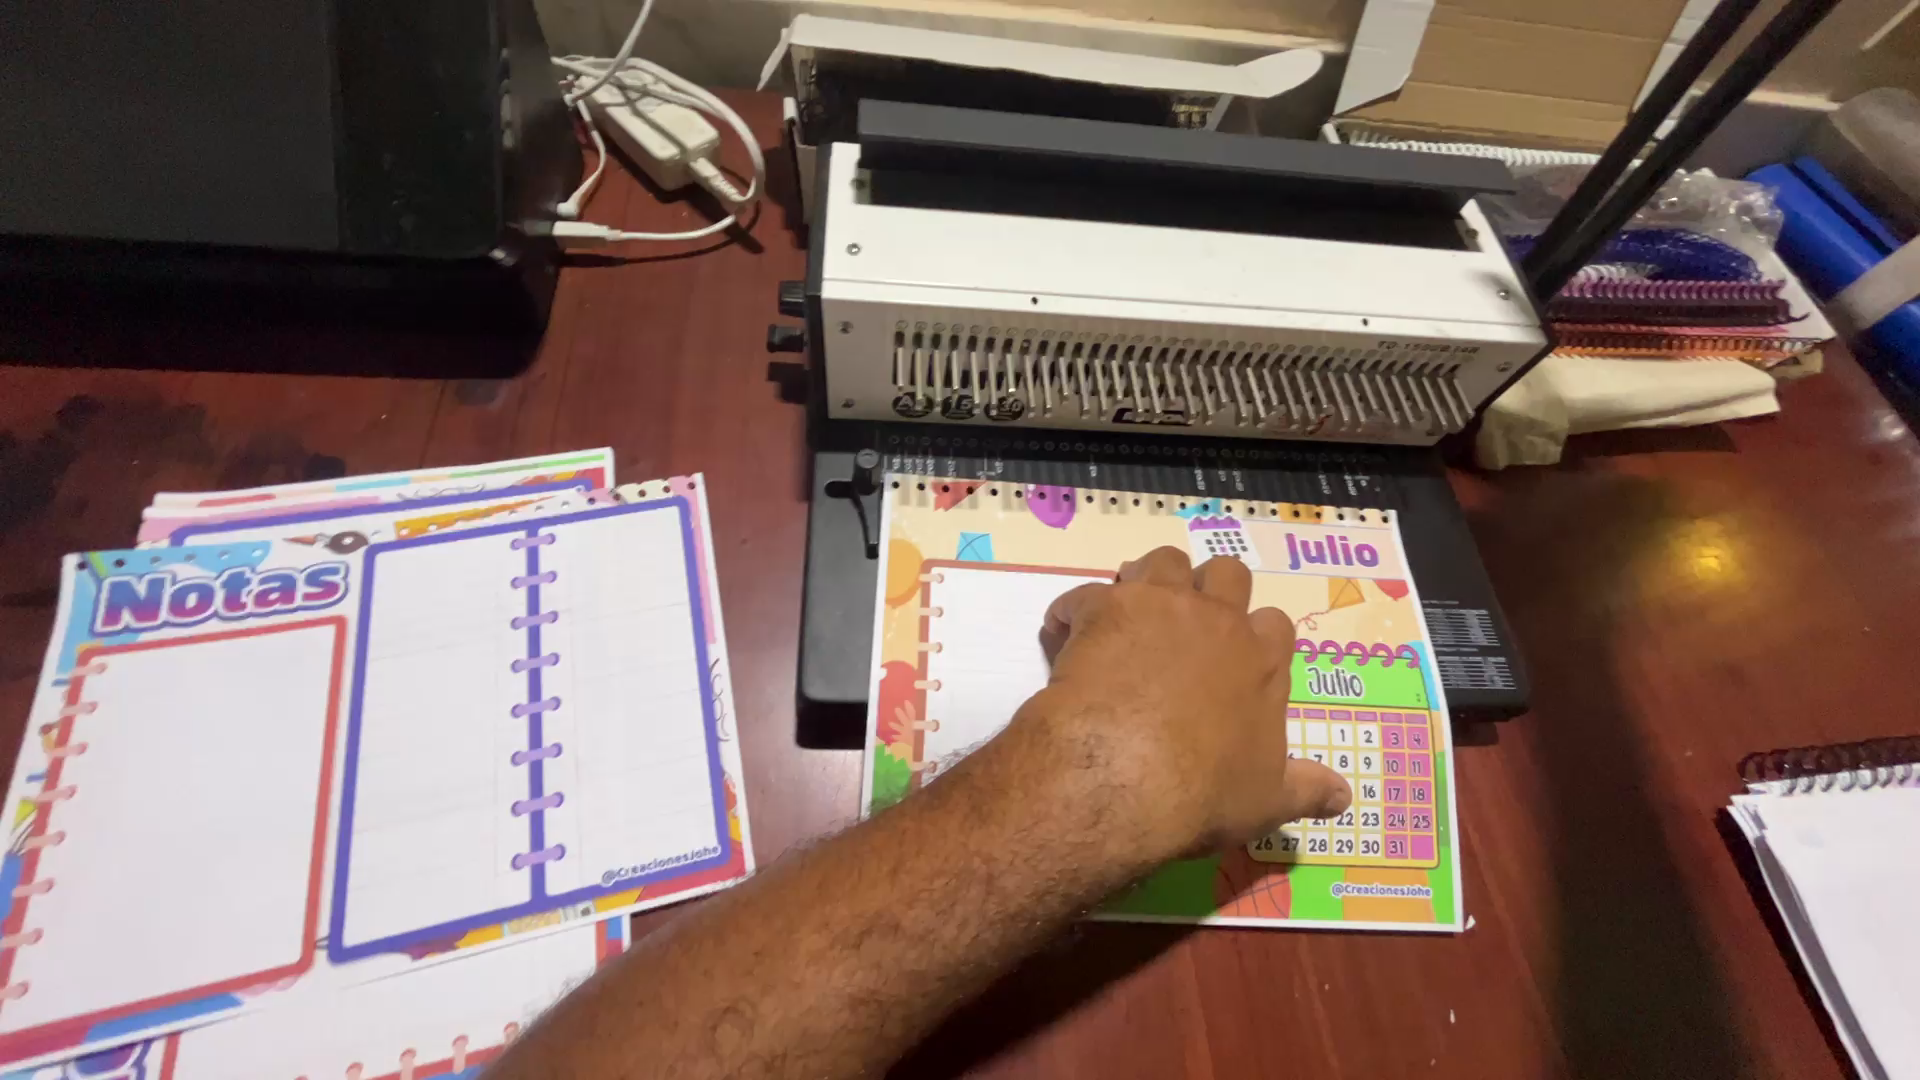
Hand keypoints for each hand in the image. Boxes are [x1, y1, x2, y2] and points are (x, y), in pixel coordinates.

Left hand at [1016, 546, 1350, 863]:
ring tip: (1127, 611)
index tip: (1232, 656)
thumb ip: (1304, 790)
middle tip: (1181, 619)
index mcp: (1260, 660)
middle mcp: (1215, 620)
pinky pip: (1086, 591)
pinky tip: (1065, 634)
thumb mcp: (1266, 801)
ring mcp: (1159, 605)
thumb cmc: (1203, 790)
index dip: (1254, 635)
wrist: (1125, 770)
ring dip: (1147, 579)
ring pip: (1162, 560)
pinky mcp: (1105, 607)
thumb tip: (1343, 796)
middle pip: (1225, 573)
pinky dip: (1074, 611)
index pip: (1274, 624)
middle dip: (1206, 588)